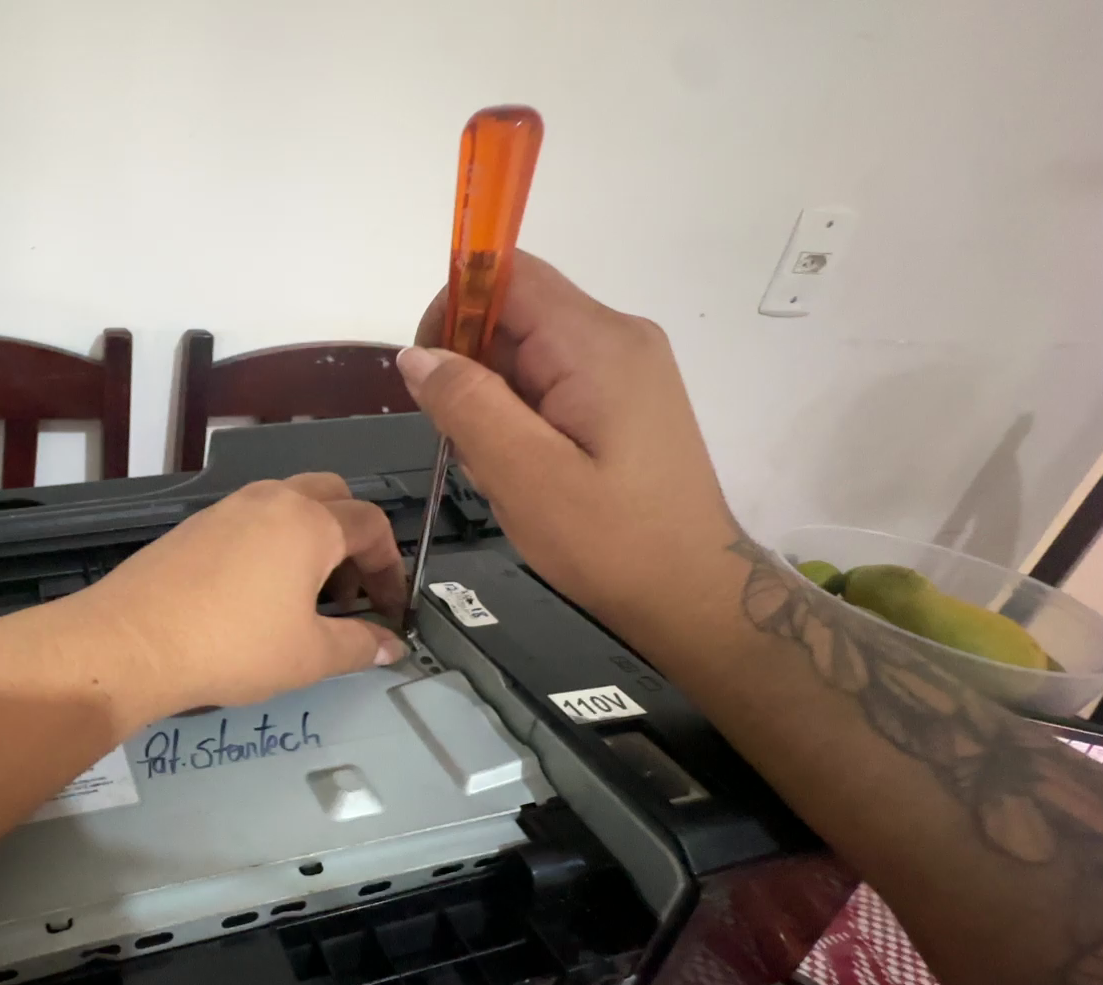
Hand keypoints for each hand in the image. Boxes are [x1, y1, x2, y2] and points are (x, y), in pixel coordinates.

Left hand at [74, 473, 408, 717]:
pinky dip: (269, 544)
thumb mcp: (309, 655)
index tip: (390, 611)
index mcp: (309, 521)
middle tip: (346, 592)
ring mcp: (226, 508)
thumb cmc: (234, 646)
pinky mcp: (192, 526)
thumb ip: (360, 645)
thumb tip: (393, 646)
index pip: (372, 526)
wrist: (132, 641)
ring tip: (302, 596)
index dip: (390, 569)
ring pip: (286, 504)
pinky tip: (253, 594)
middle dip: (352, 539)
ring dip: (309, 539)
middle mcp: (270, 500)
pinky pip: (248, 521)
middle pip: (331, 497)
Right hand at [398, 252, 736, 623]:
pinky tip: (517, 465)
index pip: (509, 275)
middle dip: (465, 367)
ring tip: (496, 464)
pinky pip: (542, 381)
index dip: (453, 305)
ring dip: (486, 399)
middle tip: (463, 439)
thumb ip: (467, 405)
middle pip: (512, 313)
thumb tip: (414, 354)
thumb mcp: (524, 475)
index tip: (428, 373)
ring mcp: (620, 367)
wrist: (687, 590)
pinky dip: (511, 415)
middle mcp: (614, 338)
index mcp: (596, 345)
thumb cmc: (609, 540)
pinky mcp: (616, 396)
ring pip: (520, 352)